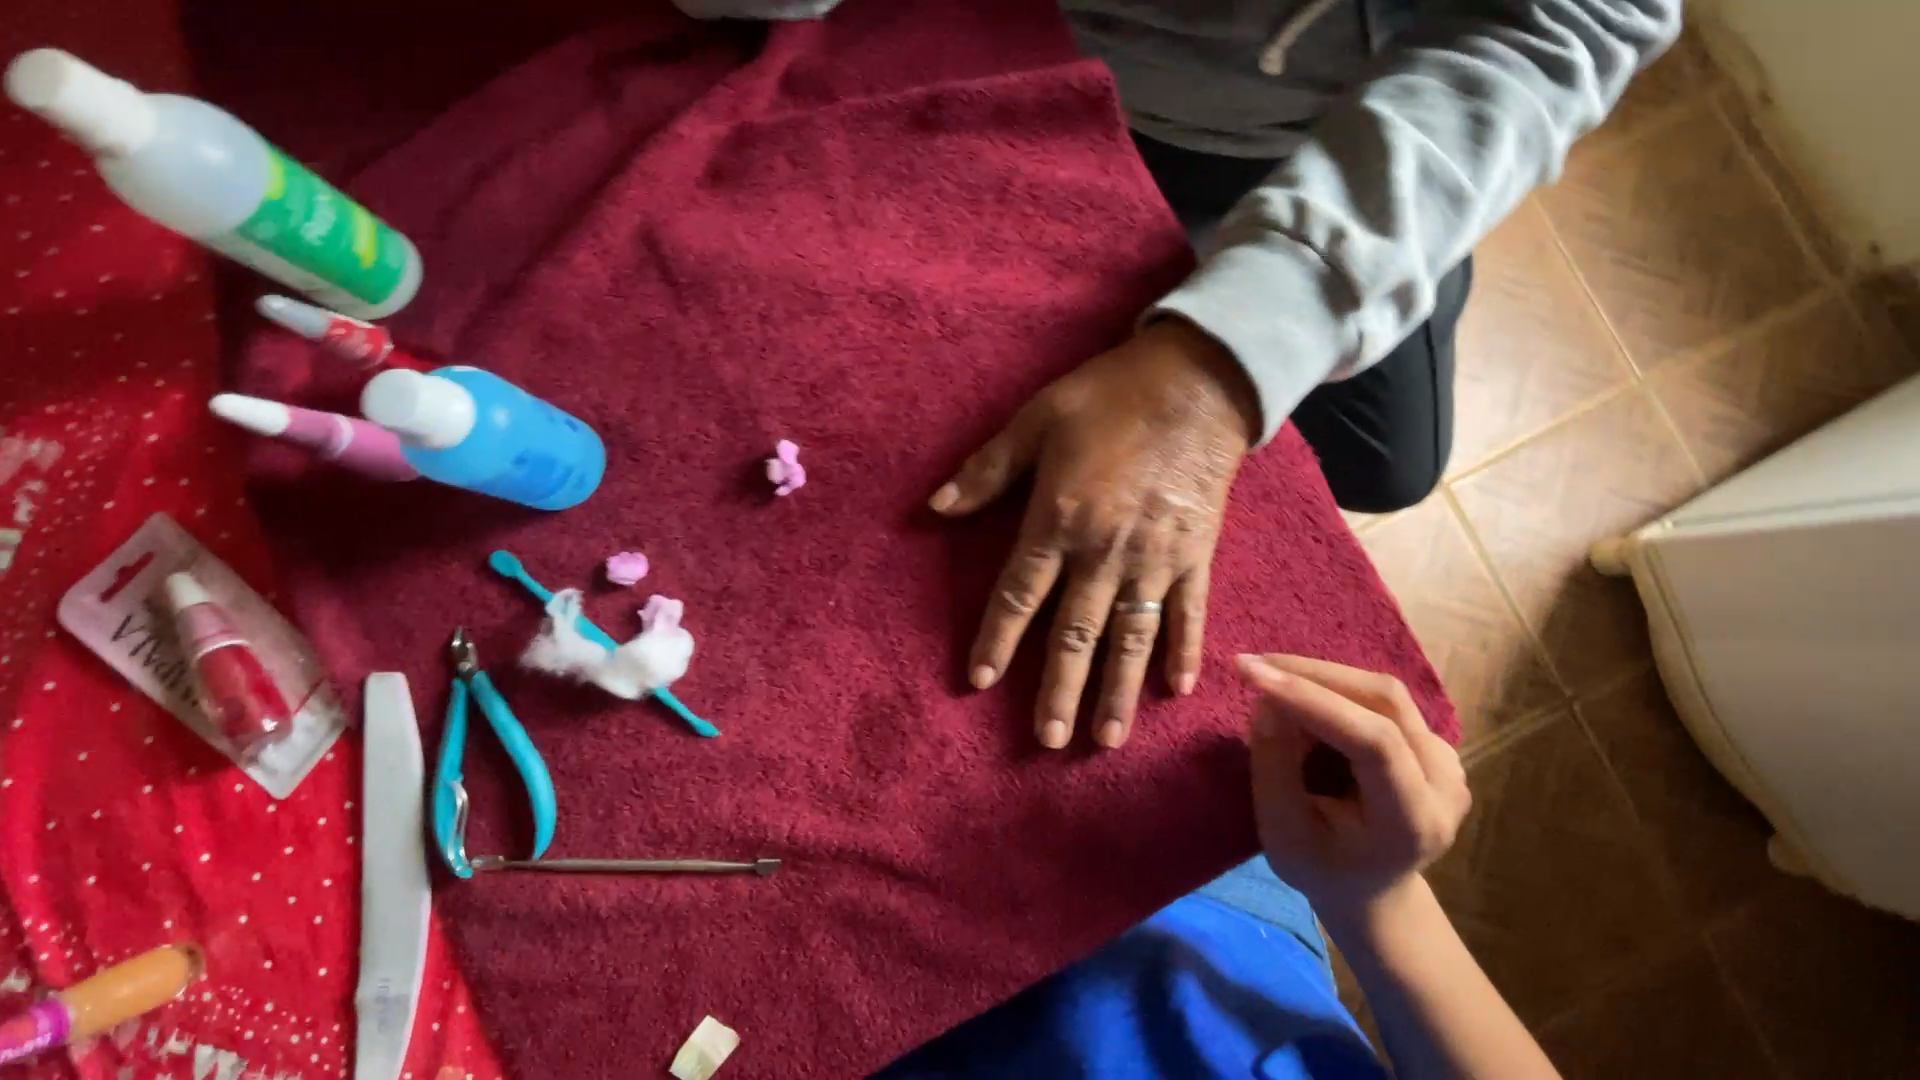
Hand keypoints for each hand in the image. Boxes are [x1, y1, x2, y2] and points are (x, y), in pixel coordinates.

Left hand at [930, 317, 1258, 749]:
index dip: (996, 640)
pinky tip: (1178, 691)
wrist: (1196, 383)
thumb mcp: (1035, 421)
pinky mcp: (1196, 557)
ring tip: (1104, 740)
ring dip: (1116, 692)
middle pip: (1075, 634)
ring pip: (1130, 640)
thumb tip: (934, 506)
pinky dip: (1183, 652)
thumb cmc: (1108, 398)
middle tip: (1045, 741)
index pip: (1019, 595)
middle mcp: (1105, 554)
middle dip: (1058, 690)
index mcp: (1059, 521)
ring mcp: (1155, 561)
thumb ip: (986, 470)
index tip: (977, 682)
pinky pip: (1188, 614)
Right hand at [1235, 653, 1470, 919]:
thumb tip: (1267, 700)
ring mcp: (1447, 758)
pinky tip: (1301, 702)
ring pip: (1382, 692)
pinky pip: (1380, 700)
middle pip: (1383, 701)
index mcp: (1414, 821)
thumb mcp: (1281, 832)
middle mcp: (1446, 783)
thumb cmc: (1320, 869)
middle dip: (1311, 676)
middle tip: (1252, 666)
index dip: (1312, 700)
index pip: (1374, 742)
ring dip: (1319, 679)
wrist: (1369, 888)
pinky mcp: (1433, 741)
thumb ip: (1275, 767)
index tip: (1252, 674)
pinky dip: (1333, 691)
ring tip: (1269, 684)